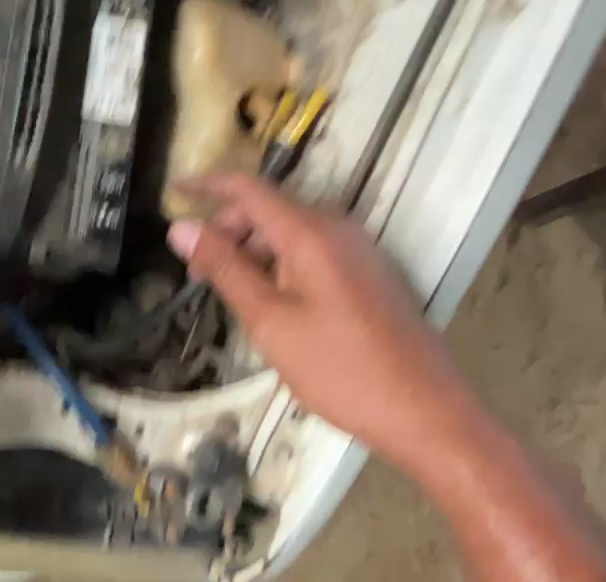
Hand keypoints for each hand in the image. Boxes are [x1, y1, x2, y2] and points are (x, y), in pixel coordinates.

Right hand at [166, 173, 471, 469]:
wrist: (433, 420)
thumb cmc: (342, 370)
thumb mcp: (269, 321)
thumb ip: (224, 268)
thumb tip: (180, 227)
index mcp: (310, 233)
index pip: (246, 188)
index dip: (205, 185)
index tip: (172, 193)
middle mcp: (338, 229)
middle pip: (267, 209)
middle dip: (226, 230)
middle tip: (198, 273)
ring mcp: (360, 251)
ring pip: (289, 231)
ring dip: (252, 250)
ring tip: (233, 294)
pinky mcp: (371, 274)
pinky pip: (313, 250)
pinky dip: (280, 262)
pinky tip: (273, 303)